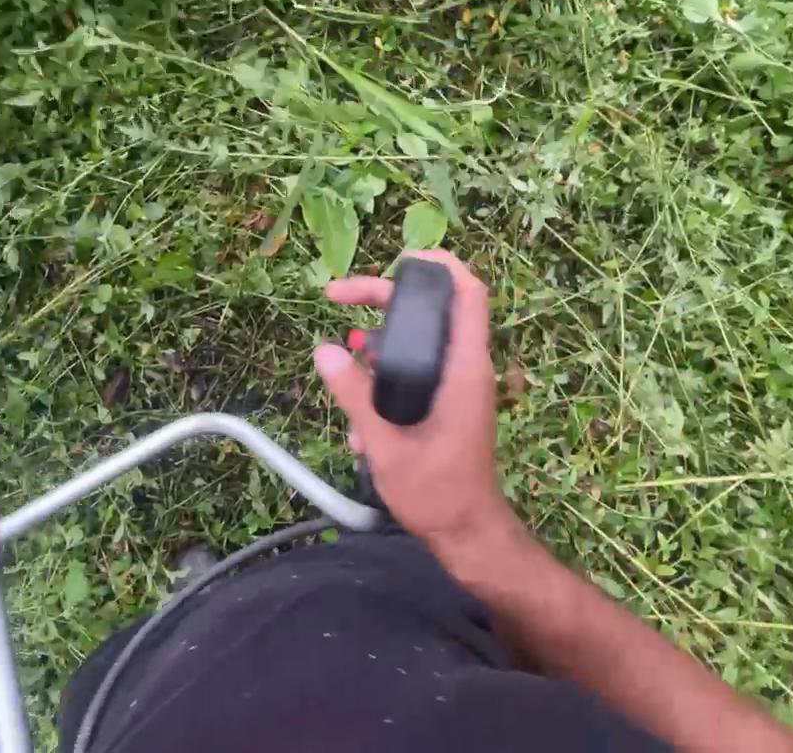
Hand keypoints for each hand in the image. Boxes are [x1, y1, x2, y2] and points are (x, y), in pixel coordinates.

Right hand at [313, 249, 525, 557]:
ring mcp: (456, 384)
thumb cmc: (436, 492)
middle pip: (427, 309)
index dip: (439, 264)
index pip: (468, 293)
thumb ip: (354, 394)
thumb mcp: (386, 442)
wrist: (466, 534)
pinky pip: (412, 371)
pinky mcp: (446, 401)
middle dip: (380, 299)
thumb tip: (324, 350)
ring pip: (414, 341)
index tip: (399, 257)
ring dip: (375, 351)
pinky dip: (383, 382)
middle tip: (336, 297)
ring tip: (344, 373)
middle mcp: (464, 368)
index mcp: (464, 368)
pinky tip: (361, 424)